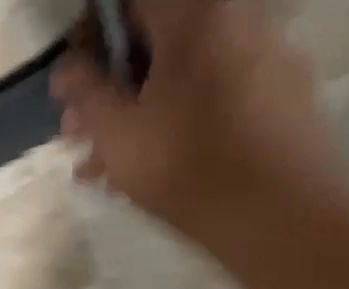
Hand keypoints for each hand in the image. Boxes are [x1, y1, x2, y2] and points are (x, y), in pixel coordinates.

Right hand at [51, 0, 348, 242]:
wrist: (277, 208)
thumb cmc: (183, 163)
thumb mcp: (113, 130)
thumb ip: (84, 91)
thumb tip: (69, 67)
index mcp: (196, 16)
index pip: (131, 2)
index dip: (93, 35)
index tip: (70, 80)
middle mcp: (238, 18)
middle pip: (157, 39)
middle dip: (110, 83)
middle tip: (78, 132)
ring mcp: (266, 53)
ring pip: (179, 73)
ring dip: (134, 111)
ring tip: (101, 165)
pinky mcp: (280, 91)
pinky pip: (210, 93)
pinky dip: (172, 119)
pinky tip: (145, 168)